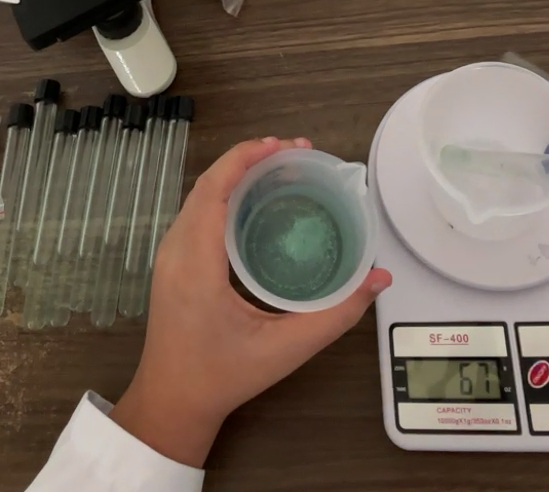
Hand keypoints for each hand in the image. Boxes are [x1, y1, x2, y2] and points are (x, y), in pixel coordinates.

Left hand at [112, 136, 391, 466]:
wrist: (172, 403)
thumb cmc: (223, 376)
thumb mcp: (285, 348)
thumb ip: (335, 314)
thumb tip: (378, 280)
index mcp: (196, 261)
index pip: (214, 188)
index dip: (246, 158)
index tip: (284, 146)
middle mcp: (177, 247)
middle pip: (209, 182)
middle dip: (251, 158)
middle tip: (297, 154)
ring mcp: (170, 252)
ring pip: (202, 193)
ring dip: (238, 173)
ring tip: (283, 167)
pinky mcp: (174, 259)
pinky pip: (199, 210)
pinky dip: (227, 192)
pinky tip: (258, 198)